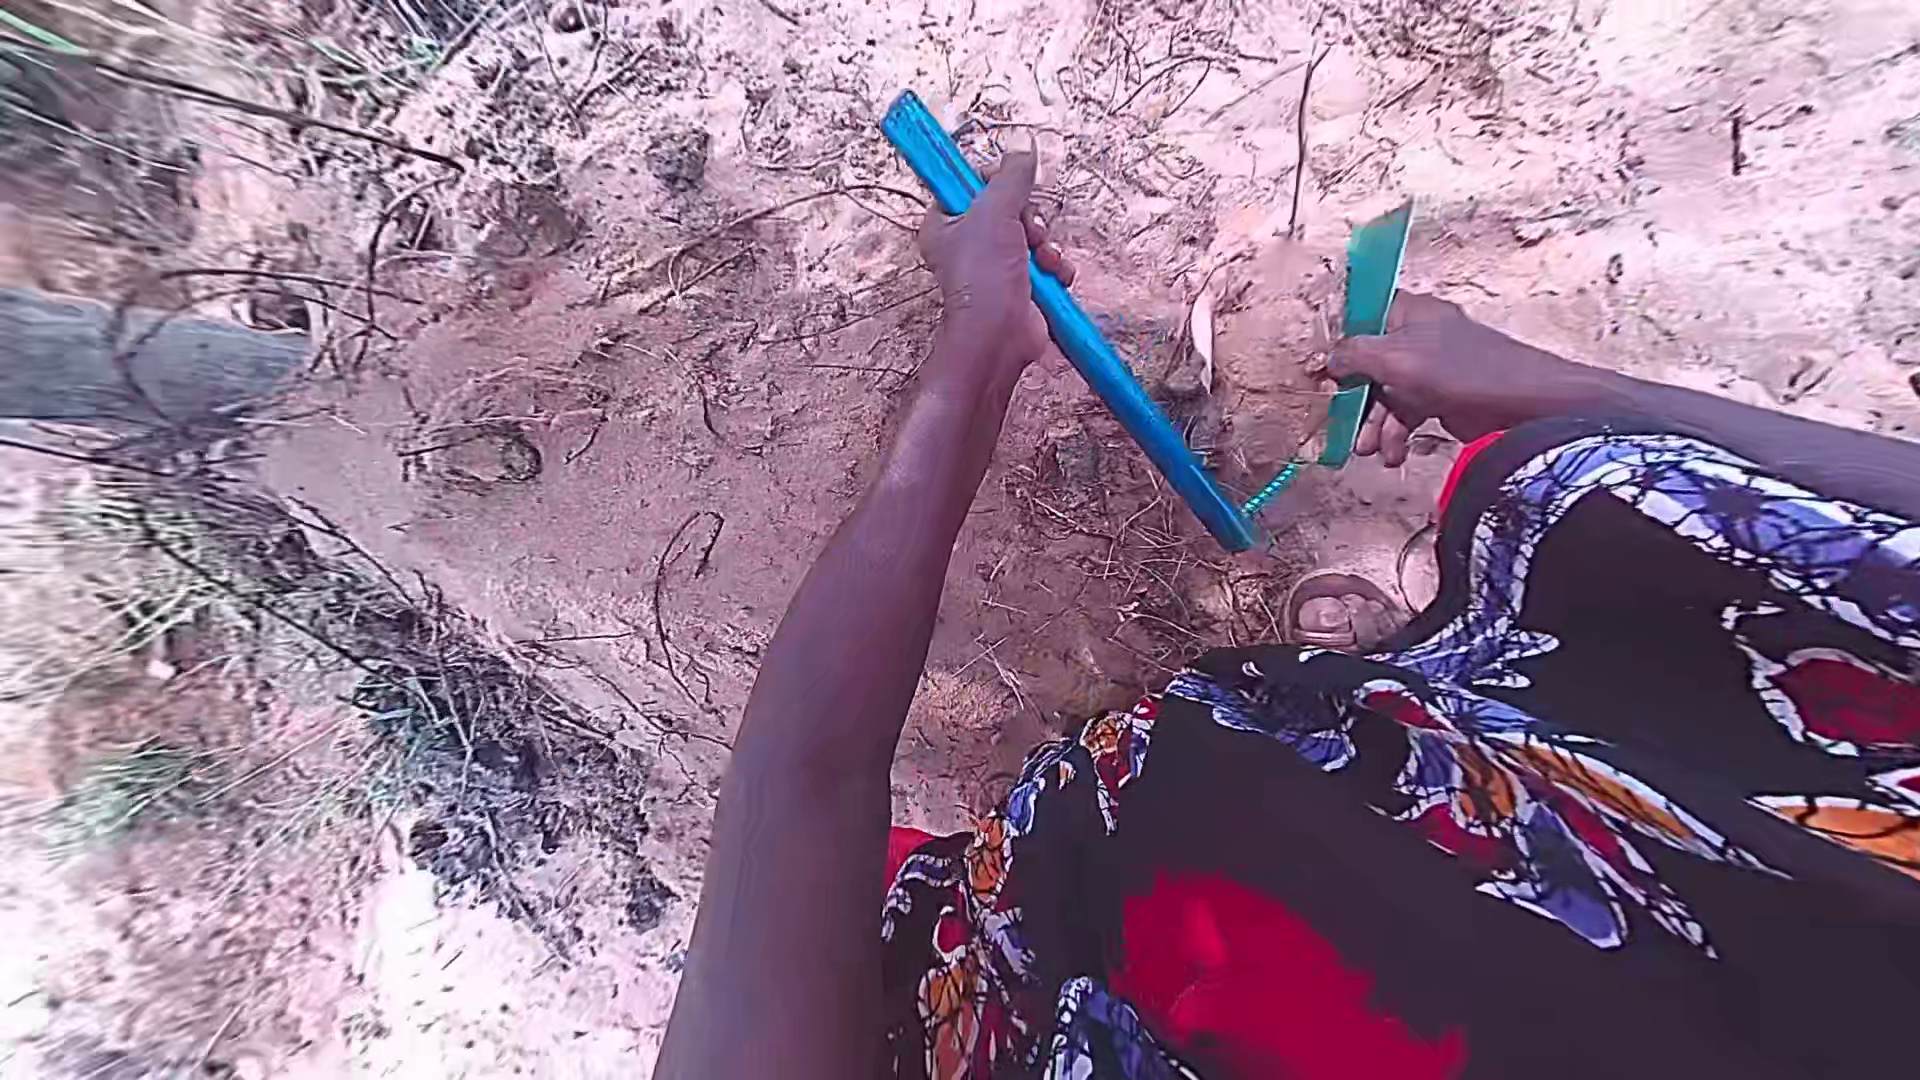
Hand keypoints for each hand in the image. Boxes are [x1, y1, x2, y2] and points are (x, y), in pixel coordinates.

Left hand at [917, 147, 1074, 382]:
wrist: (1000, 335)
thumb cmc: (984, 278)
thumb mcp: (994, 210)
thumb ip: (1010, 176)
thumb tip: (1023, 153)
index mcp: (945, 225)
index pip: (969, 185)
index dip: (993, 181)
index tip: (1006, 187)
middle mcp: (968, 246)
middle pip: (1009, 207)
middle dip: (1029, 218)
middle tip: (1028, 232)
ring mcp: (996, 268)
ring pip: (1033, 235)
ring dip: (1046, 244)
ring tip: (1043, 260)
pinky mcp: (1022, 288)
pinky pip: (1046, 264)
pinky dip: (1055, 268)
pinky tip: (1055, 277)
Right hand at [1328, 293, 1606, 465]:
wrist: (1525, 406)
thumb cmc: (1456, 370)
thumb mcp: (1392, 356)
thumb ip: (1352, 354)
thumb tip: (1328, 360)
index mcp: (1409, 313)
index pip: (1361, 315)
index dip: (1337, 339)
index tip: (1318, 366)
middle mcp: (1417, 337)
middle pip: (1366, 365)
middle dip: (1352, 401)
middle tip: (1339, 423)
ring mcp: (1428, 368)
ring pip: (1382, 395)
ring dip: (1372, 426)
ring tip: (1370, 451)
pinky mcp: (1439, 397)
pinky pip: (1404, 414)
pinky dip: (1395, 435)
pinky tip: (1394, 455)